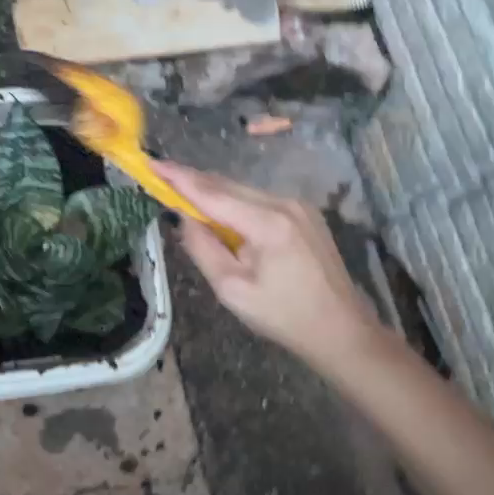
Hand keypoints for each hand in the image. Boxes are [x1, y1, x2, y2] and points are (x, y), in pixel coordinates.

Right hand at [153, 162, 380, 370]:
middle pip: (227, 186)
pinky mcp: (305, 214)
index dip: (178, 178)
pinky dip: (235, 203)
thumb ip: (203, 248)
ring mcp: (299, 206)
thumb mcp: (232, 289)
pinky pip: (259, 200)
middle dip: (193, 182)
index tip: (152, 163)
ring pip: (243, 191)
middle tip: (160, 178)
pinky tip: (222, 215)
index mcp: (268, 223)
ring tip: (186, 199)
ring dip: (214, 194)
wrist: (341, 331)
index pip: (212, 194)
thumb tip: (183, 218)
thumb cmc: (284, 316)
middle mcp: (285, 204)